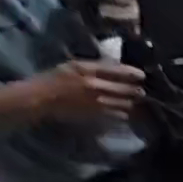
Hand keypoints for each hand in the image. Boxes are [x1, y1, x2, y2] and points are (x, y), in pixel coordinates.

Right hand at [22, 60, 144, 122]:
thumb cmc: (54, 79)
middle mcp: (94, 85)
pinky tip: (121, 111)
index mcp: (85, 69)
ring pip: (126, 103)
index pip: (116, 70)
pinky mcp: (98, 115)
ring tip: (130, 101)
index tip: (142, 75)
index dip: (132, 73)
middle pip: (126, 89)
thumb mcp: (72, 66)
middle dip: (136, 90)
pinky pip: (120, 115)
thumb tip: (116, 67)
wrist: (40, 98)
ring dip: (130, 102)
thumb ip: (94, 67)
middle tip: (139, 91)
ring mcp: (97, 101)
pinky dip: (123, 113)